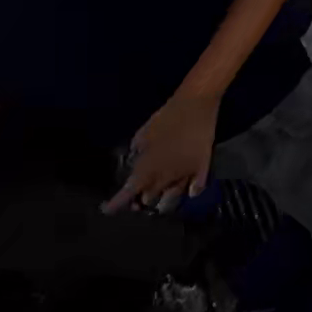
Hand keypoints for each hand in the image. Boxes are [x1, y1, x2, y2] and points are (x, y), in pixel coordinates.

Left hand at [102, 92, 219, 214]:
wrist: (196, 103)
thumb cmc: (165, 118)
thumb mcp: (141, 137)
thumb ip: (137, 156)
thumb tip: (136, 165)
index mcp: (146, 170)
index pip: (126, 197)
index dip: (114, 206)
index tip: (107, 208)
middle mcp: (165, 176)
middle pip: (149, 199)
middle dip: (140, 201)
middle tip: (137, 196)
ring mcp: (187, 171)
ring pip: (173, 197)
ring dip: (164, 200)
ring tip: (161, 197)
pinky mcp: (203, 163)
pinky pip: (198, 185)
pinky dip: (192, 190)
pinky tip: (188, 190)